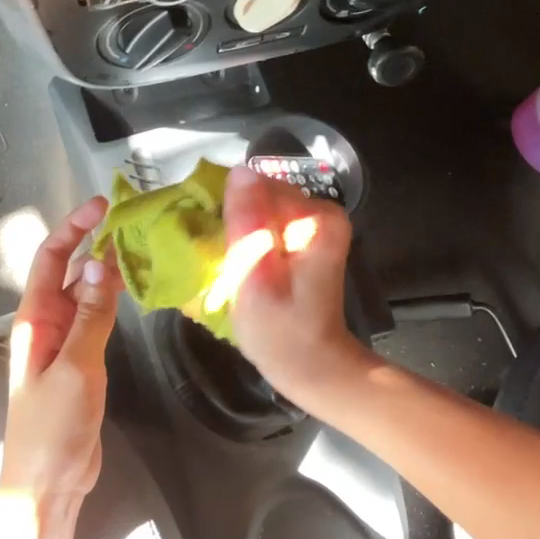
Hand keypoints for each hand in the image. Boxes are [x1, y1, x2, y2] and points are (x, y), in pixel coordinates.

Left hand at [1, 196, 117, 501]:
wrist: (48, 482)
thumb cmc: (53, 426)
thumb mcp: (76, 367)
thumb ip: (91, 315)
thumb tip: (100, 262)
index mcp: (34, 318)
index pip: (50, 258)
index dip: (73, 228)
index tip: (101, 206)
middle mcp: (46, 322)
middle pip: (68, 270)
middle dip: (93, 242)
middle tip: (130, 221)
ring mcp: (63, 340)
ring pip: (85, 292)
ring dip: (106, 269)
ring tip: (138, 246)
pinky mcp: (80, 359)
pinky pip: (95, 316)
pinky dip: (113, 297)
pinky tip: (133, 289)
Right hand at [224, 165, 374, 400]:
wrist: (314, 368)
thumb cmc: (281, 332)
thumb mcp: (255, 277)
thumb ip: (248, 221)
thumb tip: (239, 170)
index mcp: (315, 216)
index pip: (256, 187)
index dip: (229, 212)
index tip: (218, 246)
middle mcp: (321, 211)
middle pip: (260, 193)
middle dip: (235, 219)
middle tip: (225, 261)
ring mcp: (315, 223)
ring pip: (260, 207)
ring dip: (239, 230)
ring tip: (232, 265)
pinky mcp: (305, 236)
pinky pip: (266, 221)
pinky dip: (249, 238)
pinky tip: (243, 265)